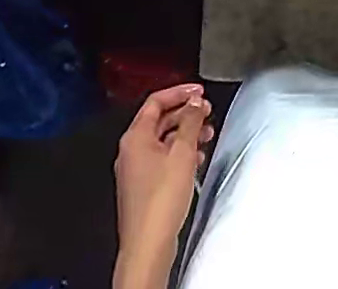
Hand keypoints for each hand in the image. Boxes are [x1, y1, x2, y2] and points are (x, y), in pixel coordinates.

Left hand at [113, 83, 214, 288]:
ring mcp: (136, 169)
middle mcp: (131, 150)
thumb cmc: (159, 203)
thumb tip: (195, 103)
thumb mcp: (182, 153)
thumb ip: (191, 122)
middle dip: (185, 114)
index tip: (197, 92)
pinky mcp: (143, 186)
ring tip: (206, 134)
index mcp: (135, 136)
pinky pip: (162, 158)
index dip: (179, 92)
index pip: (156, 101)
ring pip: (163, 139)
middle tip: (205, 111)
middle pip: (160, 120)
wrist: (148, 245)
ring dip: (185, 134)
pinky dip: (180, 153)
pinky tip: (196, 160)